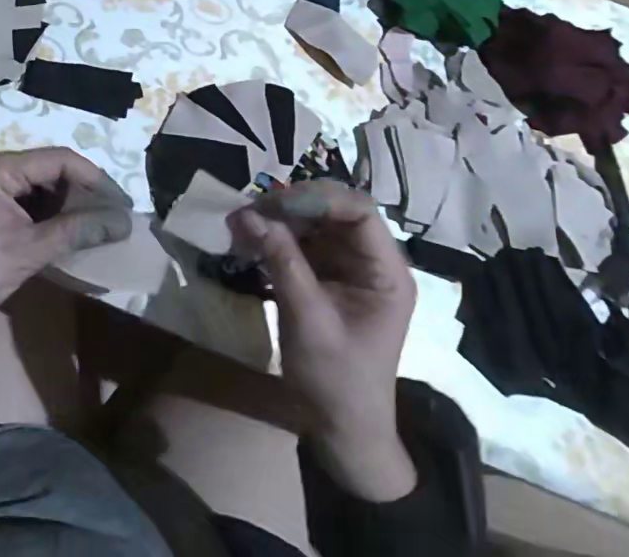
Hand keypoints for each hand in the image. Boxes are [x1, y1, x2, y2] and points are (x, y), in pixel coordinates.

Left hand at [0, 149, 130, 375]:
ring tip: (97, 226)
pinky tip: (69, 232)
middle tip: (113, 217)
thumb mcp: (28, 251)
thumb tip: (123, 222)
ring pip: (41, 187)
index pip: (59, 160)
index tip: (122, 205)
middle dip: (83, 192)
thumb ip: (76, 231)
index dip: (95, 179)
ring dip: (68, 205)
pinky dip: (49, 215)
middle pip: (51, 170)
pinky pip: (27, 202)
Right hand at [232, 181, 418, 501]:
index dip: (319, 199)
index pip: (359, 212)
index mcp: (386, 271)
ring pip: (314, 223)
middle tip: (251, 210)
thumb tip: (246, 215)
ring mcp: (347, 267)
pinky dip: (275, 237)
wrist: (341, 429)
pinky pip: (301, 242)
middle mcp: (370, 261)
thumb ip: (281, 262)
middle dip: (293, 206)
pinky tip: (249, 239)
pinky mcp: (326, 276)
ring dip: (279, 219)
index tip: (276, 205)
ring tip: (242, 222)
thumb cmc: (336, 379)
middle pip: (335, 211)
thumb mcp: (308, 319)